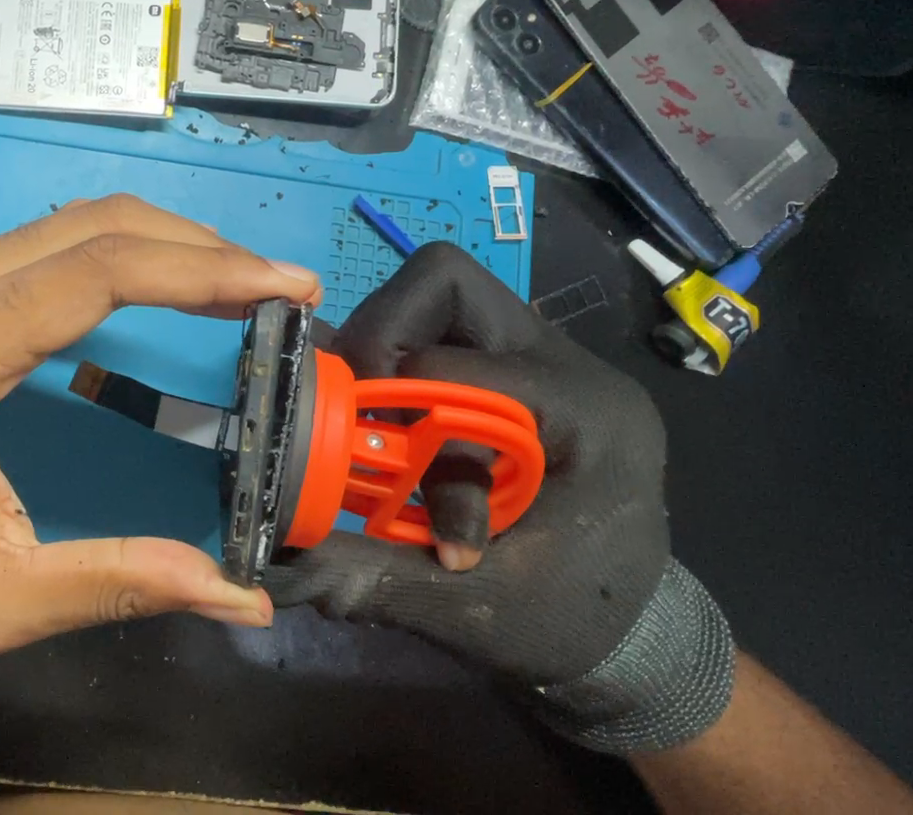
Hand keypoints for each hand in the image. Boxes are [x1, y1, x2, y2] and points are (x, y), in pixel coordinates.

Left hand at [0, 195, 321, 652]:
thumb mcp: (3, 597)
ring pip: (94, 217)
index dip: (202, 271)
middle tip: (286, 288)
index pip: (98, 274)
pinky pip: (75, 232)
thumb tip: (239, 596)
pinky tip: (189, 276)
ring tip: (251, 284)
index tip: (285, 287)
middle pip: (105, 228)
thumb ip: (117, 587)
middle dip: (209, 251)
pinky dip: (146, 245)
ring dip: (182, 242)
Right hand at [266, 240, 670, 684]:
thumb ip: (377, 579)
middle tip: (364, 411)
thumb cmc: (571, 619)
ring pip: (434, 293)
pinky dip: (394, 360)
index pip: (456, 367)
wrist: (633, 631)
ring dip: (383, 348)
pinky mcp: (510, 363)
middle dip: (381, 340)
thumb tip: (279, 568)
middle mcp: (561, 359)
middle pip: (443, 281)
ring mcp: (536, 352)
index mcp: (584, 411)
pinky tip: (389, 419)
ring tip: (377, 421)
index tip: (383, 483)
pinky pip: (434, 325)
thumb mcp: (477, 612)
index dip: (398, 414)